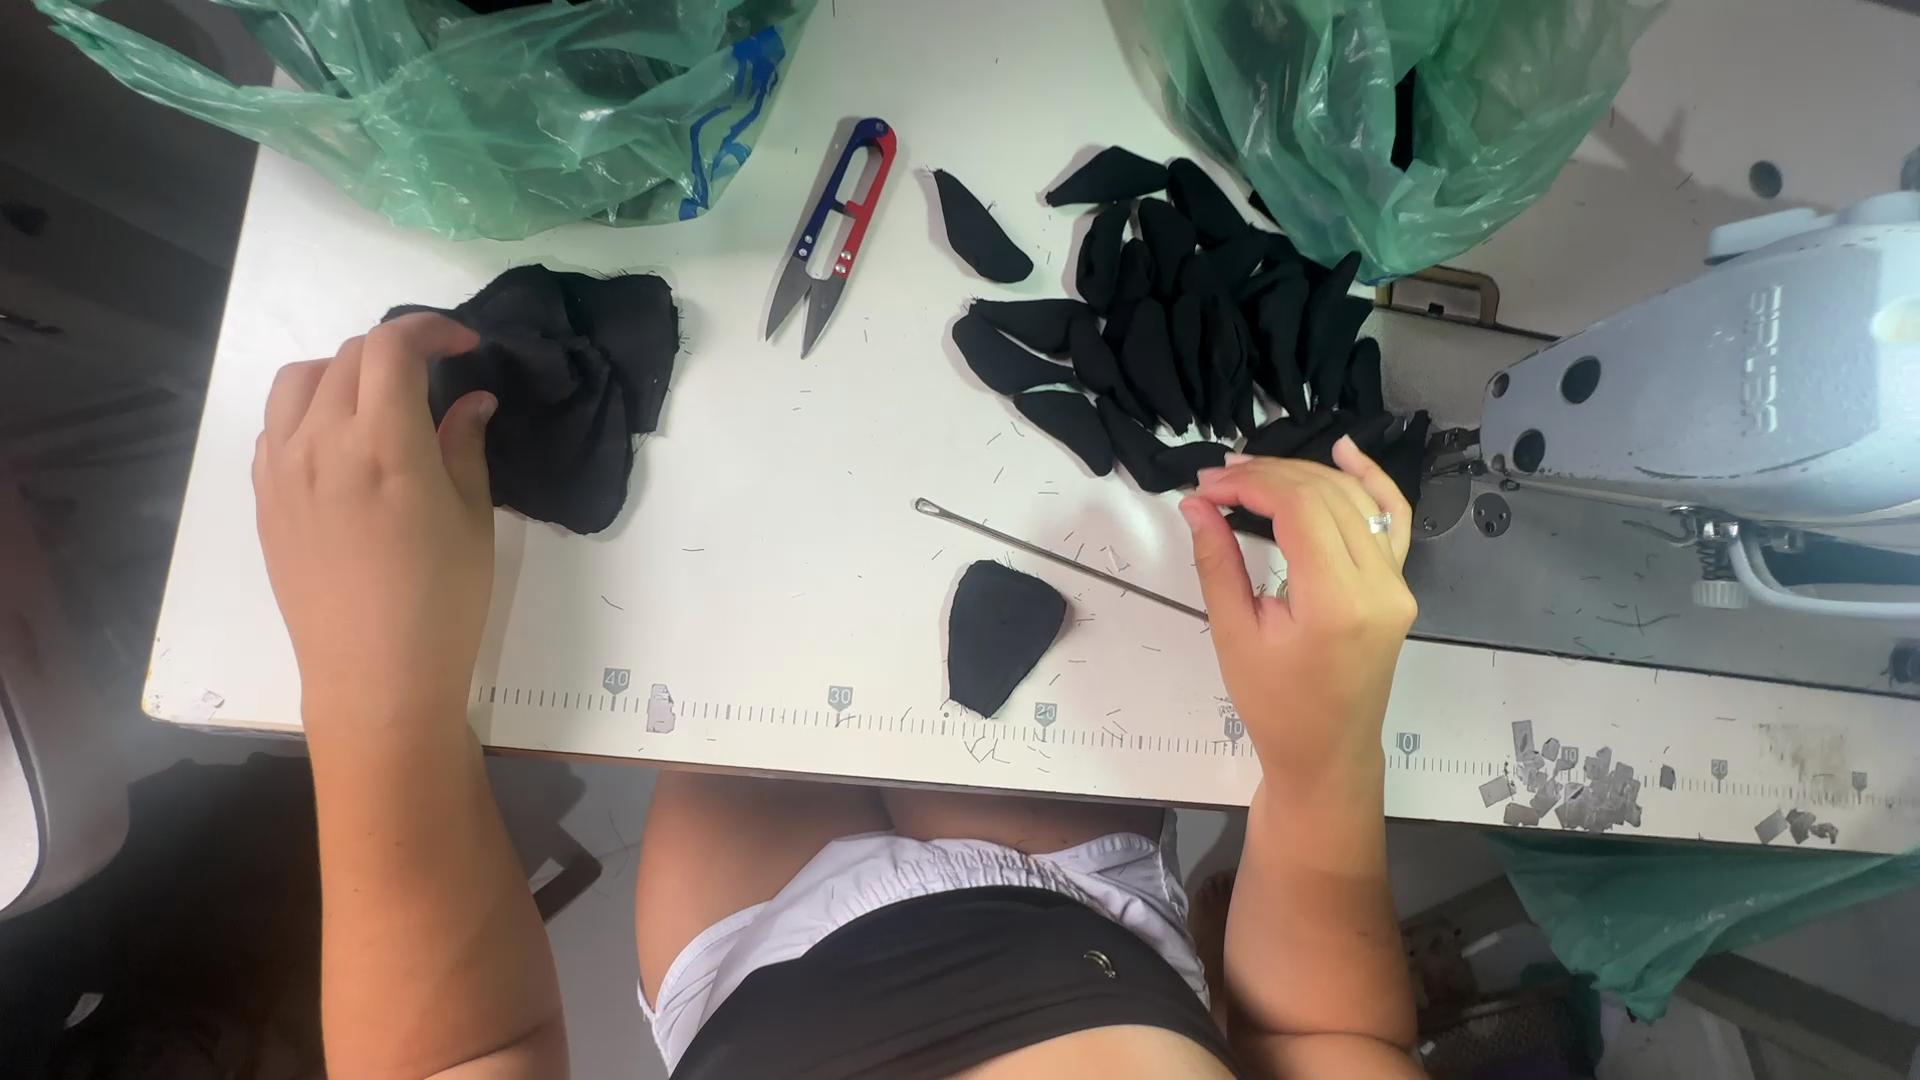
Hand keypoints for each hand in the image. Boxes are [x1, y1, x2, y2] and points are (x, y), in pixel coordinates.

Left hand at [253, 314, 493, 725]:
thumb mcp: (474, 519)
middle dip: (400, 349)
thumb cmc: (446, 598)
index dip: (430, 330)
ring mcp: (282, 469)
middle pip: (348, 358)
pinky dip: (314, 407)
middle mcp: (321, 445)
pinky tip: (350, 439)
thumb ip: (464, 448)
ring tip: (389, 399)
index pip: (391, 350)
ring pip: (300, 380)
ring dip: (348, 371)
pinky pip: (278, 423)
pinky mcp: (265, 496)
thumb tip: (471, 400)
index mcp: (385, 448)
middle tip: (444, 373)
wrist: (376, 670)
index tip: (468, 343)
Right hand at [1180, 437, 1415, 787]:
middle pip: (1326, 496)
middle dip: (1267, 476)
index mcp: (1337, 602)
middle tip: (1215, 478)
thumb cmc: (1273, 703)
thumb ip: (1216, 563)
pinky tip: (1344, 453)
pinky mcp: (1397, 586)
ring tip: (1250, 469)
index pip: (1298, 509)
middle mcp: (1379, 584)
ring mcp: (1397, 583)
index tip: (1205, 487)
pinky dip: (1370, 481)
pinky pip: (1392, 520)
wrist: (1325, 752)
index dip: (1249, 485)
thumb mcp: (1233, 634)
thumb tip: (1195, 505)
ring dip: (1302, 474)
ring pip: (1355, 500)